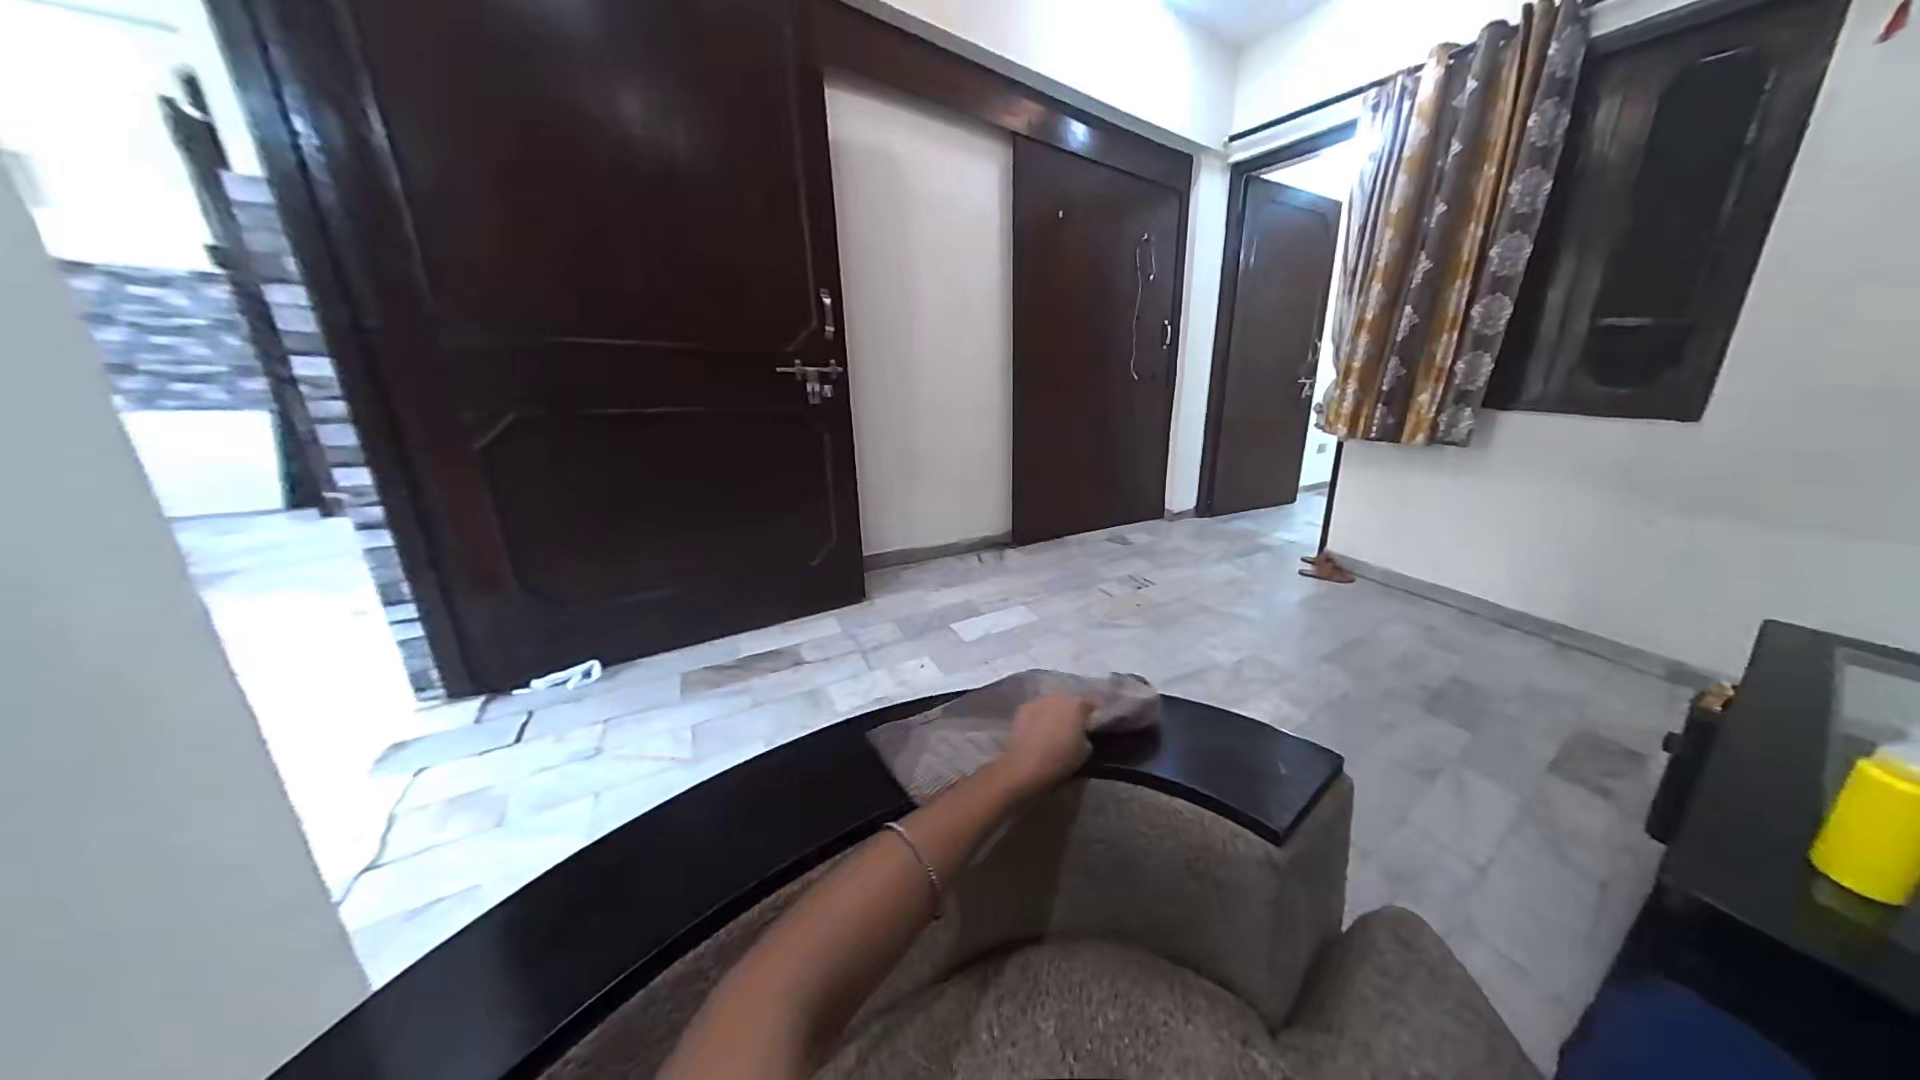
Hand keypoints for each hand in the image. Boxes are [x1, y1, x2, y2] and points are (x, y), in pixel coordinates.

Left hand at [997, 695, 1093, 795]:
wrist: (1026, 765)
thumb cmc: (1061, 758)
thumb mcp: (1086, 750)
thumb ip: (1086, 735)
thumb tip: (1081, 731)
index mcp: (1077, 705)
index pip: (1091, 705)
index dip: (1092, 716)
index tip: (1092, 727)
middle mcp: (1057, 697)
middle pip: (1068, 702)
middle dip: (1071, 713)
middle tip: (1071, 729)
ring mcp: (1037, 701)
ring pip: (1050, 705)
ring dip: (1053, 714)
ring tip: (1052, 730)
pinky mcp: (1021, 709)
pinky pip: (1035, 711)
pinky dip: (1038, 719)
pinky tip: (1036, 733)